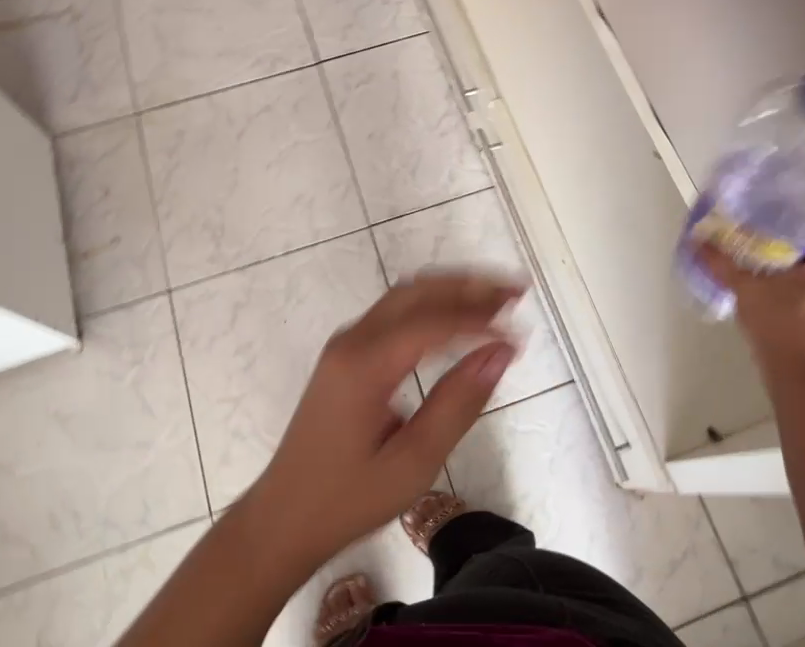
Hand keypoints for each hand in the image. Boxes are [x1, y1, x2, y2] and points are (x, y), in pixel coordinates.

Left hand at [239, 271, 522, 565]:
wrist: (283, 518)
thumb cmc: (348, 499)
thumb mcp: (413, 462)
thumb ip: (458, 402)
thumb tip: (500, 354)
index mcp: (365, 364)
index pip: (434, 321)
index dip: (481, 320)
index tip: (520, 333)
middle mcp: (352, 340)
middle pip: (418, 291)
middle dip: (470, 286)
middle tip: (517, 292)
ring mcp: (345, 344)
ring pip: (405, 296)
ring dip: (451, 290)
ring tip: (498, 299)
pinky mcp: (345, 356)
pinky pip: (394, 313)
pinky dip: (432, 306)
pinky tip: (458, 320)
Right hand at [702, 218, 804, 386]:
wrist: (792, 373)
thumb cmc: (780, 324)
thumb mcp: (747, 289)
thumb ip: (722, 263)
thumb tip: (697, 240)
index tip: (798, 191)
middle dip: (798, 223)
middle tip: (771, 206)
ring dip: (792, 245)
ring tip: (763, 229)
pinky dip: (788, 265)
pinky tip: (763, 260)